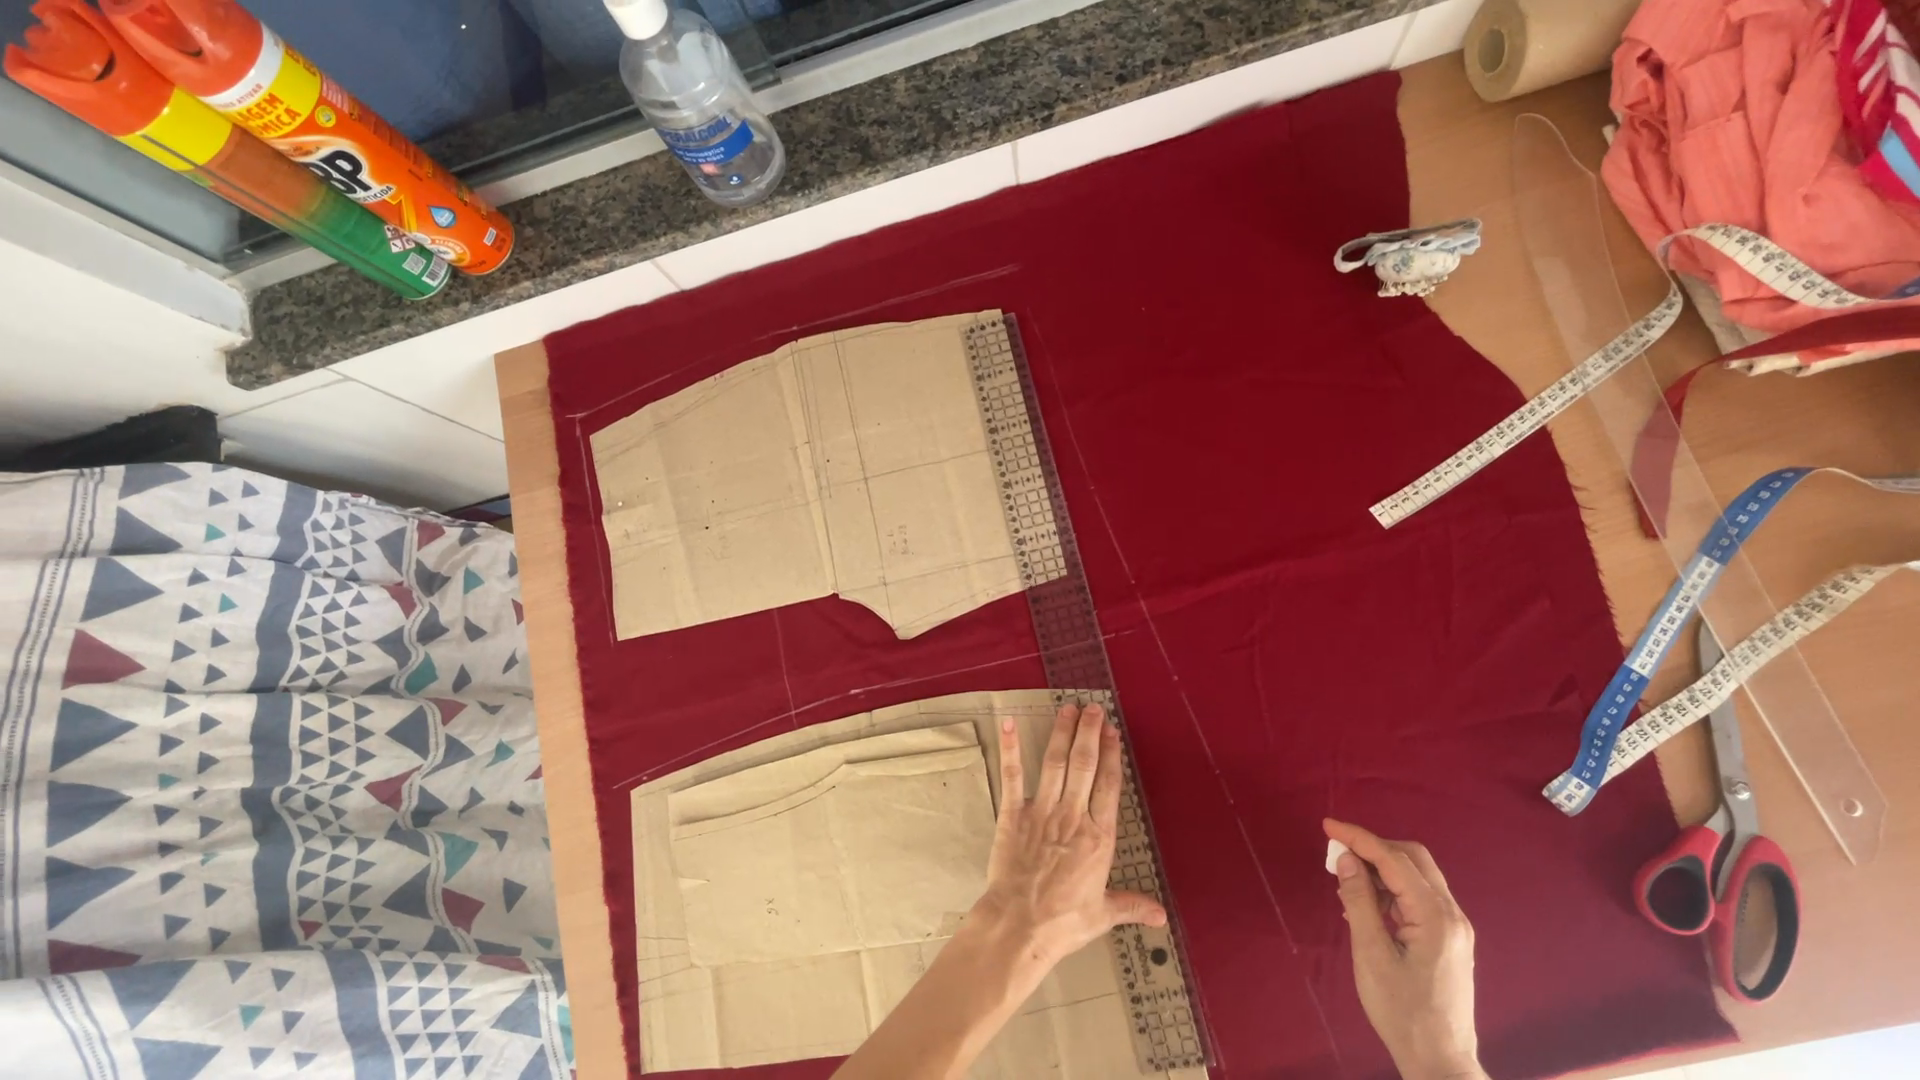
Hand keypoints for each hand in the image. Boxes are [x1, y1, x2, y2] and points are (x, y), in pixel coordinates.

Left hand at [973, 703, 1166, 969]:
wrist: (1020, 926)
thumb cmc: (1063, 923)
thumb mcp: (1103, 914)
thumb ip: (1131, 905)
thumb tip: (1161, 917)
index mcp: (1099, 837)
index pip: (1109, 785)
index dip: (1112, 755)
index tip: (1113, 732)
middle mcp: (1073, 816)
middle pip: (1084, 765)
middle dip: (1090, 733)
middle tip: (1093, 708)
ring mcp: (1042, 812)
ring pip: (1055, 763)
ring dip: (1061, 733)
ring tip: (1067, 709)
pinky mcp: (1013, 816)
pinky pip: (1013, 777)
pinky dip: (1011, 749)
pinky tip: (1010, 723)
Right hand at [1324, 819, 1485, 1079]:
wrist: (1440, 1061)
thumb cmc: (1402, 1011)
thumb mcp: (1371, 955)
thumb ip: (1359, 902)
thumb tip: (1346, 859)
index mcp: (1436, 916)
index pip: (1394, 860)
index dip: (1359, 838)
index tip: (1327, 826)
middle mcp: (1452, 914)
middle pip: (1413, 859)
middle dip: (1374, 847)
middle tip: (1337, 853)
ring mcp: (1454, 928)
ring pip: (1417, 877)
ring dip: (1381, 869)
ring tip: (1346, 881)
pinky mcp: (1449, 939)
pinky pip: (1418, 898)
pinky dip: (1391, 890)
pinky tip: (1366, 905)